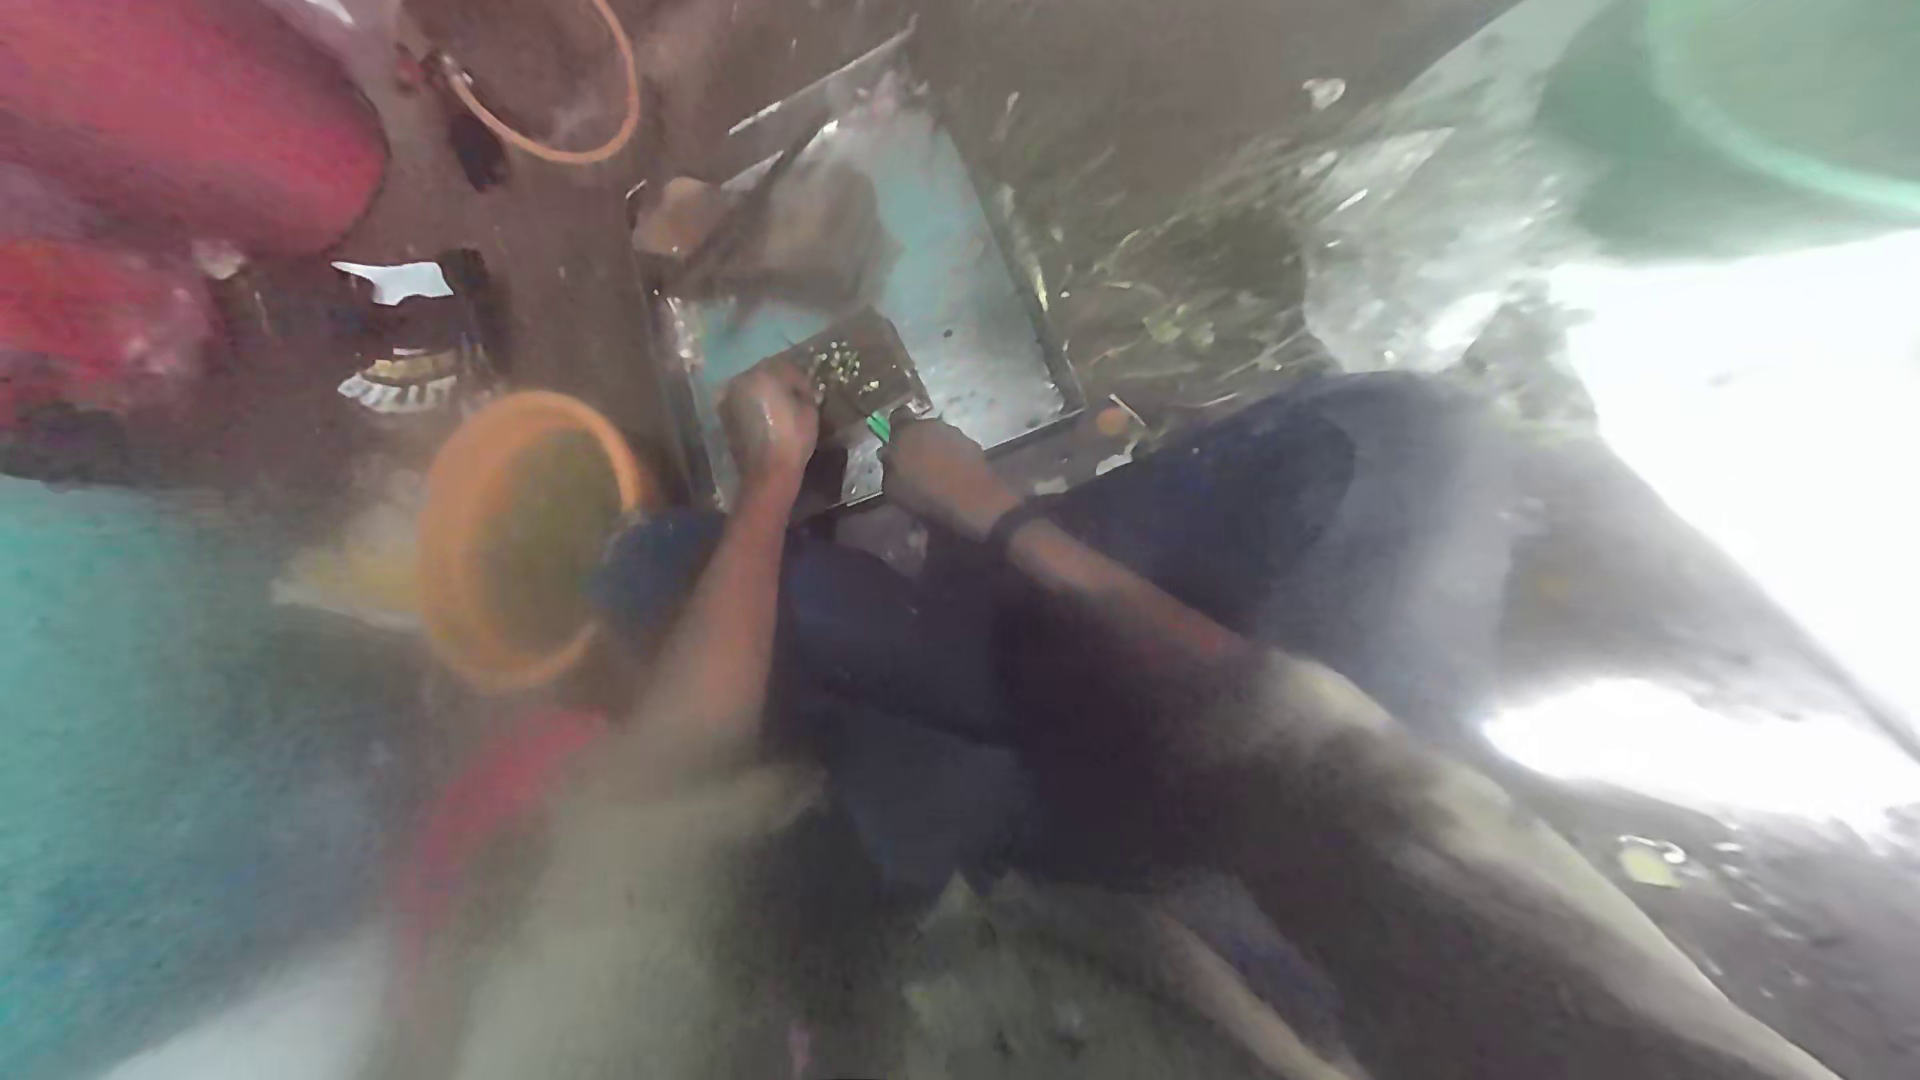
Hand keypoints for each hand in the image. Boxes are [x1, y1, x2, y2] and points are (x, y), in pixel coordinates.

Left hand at [721, 357, 819, 502]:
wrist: (767, 472)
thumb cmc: (793, 440)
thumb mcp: (810, 413)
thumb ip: (805, 395)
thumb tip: (800, 393)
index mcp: (765, 374)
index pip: (789, 368)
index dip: (802, 381)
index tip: (810, 395)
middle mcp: (743, 379)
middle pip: (766, 373)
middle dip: (781, 383)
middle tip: (795, 399)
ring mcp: (729, 396)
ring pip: (752, 386)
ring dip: (765, 393)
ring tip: (779, 409)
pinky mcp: (724, 413)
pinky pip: (743, 401)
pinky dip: (753, 404)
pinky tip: (765, 418)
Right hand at [882, 417, 1021, 539]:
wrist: (969, 499)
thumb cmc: (922, 493)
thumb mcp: (891, 488)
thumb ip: (888, 467)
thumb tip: (888, 455)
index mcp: (907, 430)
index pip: (898, 415)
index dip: (897, 428)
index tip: (897, 444)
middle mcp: (932, 425)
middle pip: (922, 428)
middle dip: (919, 441)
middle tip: (918, 464)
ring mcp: (956, 433)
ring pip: (941, 438)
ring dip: (938, 450)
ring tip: (940, 474)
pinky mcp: (974, 445)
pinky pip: (958, 449)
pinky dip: (956, 459)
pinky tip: (956, 477)